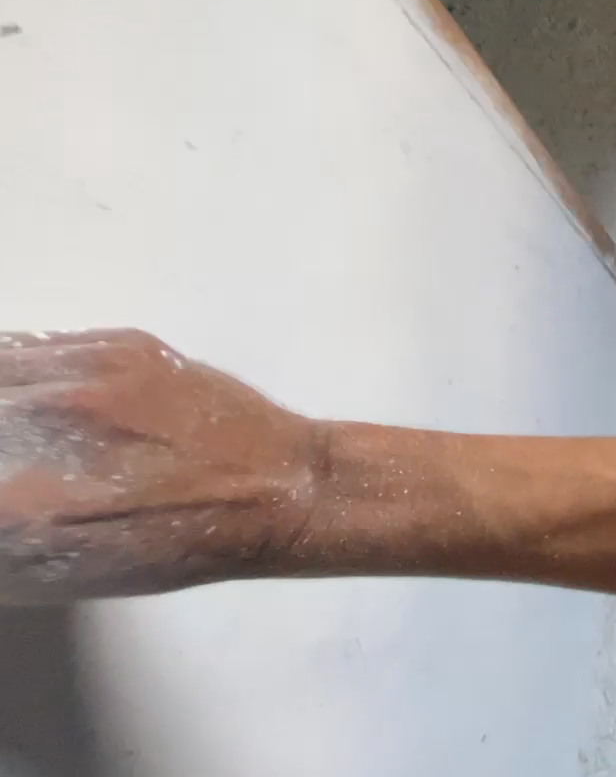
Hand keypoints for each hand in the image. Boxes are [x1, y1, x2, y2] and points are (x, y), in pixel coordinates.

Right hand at [0, 329, 322, 603]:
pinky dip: (3, 373)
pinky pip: (21, 347)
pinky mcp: (127, 345)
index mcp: (14, 506)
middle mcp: (43, 422)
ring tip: (16, 433)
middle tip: (9, 465)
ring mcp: (89, 374)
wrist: (287, 484)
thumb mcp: (42, 572)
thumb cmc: (173, 545)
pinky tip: (17, 399)